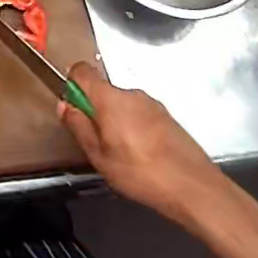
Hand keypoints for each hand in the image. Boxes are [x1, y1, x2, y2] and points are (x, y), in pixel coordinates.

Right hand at [58, 62, 226, 223]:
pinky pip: (139, 113)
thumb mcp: (99, 156)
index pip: (82, 71)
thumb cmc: (141, 173)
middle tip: (96, 142)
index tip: (73, 107)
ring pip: (122, 104)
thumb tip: (65, 105)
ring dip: (115, 120)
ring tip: (120, 154)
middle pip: (102, 90)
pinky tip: (140, 155)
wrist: (192, 186)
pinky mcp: (166, 115)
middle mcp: (131, 93)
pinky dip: (133, 127)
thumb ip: (79, 126)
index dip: (72, 83)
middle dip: (95, 110)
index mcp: (110, 98)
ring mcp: (151, 103)